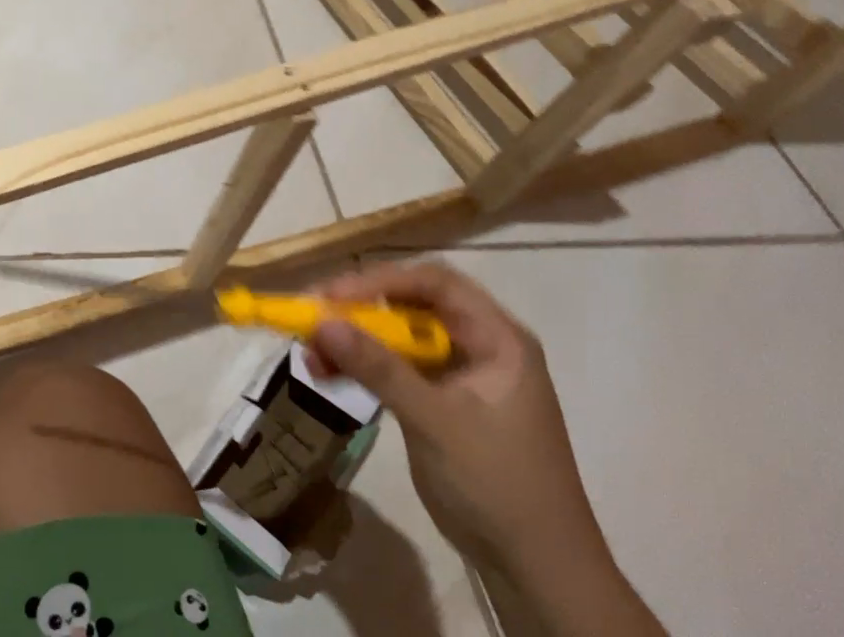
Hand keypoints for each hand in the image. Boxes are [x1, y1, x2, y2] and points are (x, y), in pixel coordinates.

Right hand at [305, 262, 606, 577]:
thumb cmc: (498, 482)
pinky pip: (391, 367)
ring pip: (394, 336)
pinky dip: (357, 366)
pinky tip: (325, 375)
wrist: (534, 562)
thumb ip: (379, 368)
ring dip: (350, 340)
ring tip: (309, 355)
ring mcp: (457, 375)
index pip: (435, 283)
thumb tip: (321, 321)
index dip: (379, 281)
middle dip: (356, 310)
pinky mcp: (437, 401)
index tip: (328, 297)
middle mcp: (479, 347)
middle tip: (308, 321)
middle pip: (409, 304)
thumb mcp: (436, 421)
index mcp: (498, 340)